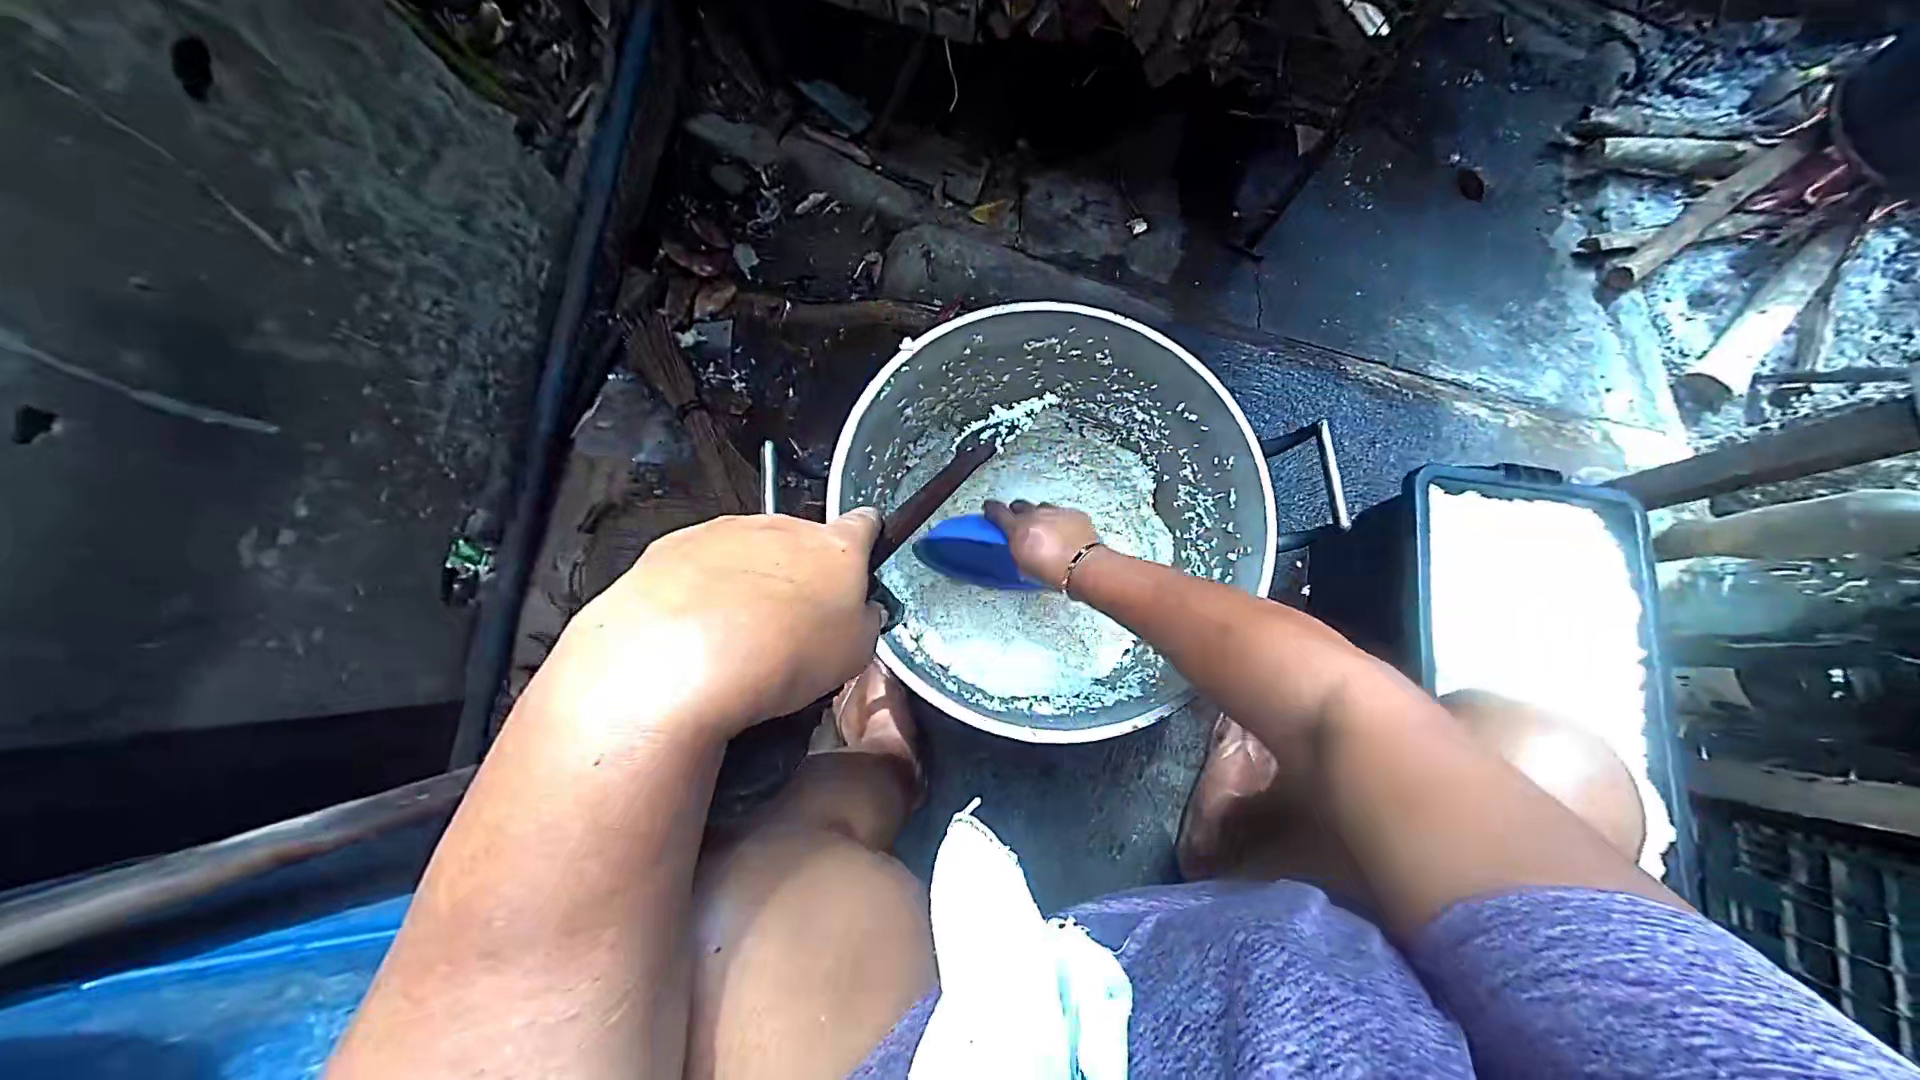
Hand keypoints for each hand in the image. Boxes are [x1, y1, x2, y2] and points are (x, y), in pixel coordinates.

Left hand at [546, 510, 885, 737]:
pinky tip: (699, 633)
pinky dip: (702, 592)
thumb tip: (863, 615)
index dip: (868, 537)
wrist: (684, 661)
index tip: (864, 548)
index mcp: (836, 547)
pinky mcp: (675, 547)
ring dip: (749, 583)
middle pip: (801, 542)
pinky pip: (699, 565)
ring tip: (740, 637)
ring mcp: (726, 533)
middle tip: (793, 624)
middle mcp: (783, 527)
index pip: (865, 524)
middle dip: (800, 574)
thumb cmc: (775, 655)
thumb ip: (865, 620)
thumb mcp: (854, 653)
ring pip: (748, 552)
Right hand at [983, 499, 1100, 588]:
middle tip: (1020, 524)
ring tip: (1044, 531)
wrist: (1083, 567)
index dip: (991, 509)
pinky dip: (1060, 521)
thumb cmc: (1053, 571)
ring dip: (1040, 516)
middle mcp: (1035, 514)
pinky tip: (1064, 534)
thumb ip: (1015, 547)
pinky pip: (1062, 513)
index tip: (989, 509)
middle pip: (1020, 505)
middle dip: (1018, 513)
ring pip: (1042, 507)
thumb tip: (1015, 542)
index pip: (997, 511)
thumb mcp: (1022, 566)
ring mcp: (1055, 511)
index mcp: (1017, 527)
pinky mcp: (1073, 513)